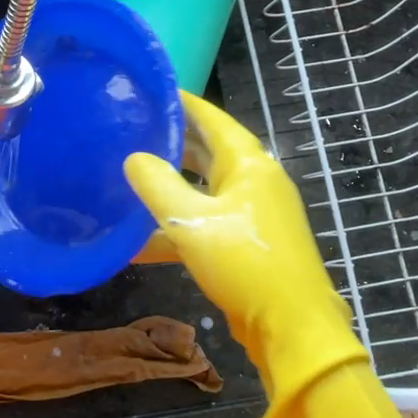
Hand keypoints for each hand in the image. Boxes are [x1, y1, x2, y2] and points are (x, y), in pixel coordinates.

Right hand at [124, 91, 350, 372]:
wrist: (291, 327)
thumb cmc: (245, 264)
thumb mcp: (191, 222)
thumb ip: (156, 186)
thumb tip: (132, 158)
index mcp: (249, 166)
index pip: (212, 119)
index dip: (182, 102)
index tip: (148, 90)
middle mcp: (255, 182)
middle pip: (208, 150)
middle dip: (170, 141)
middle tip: (129, 130)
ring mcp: (253, 214)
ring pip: (203, 188)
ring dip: (169, 185)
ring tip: (127, 177)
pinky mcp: (246, 243)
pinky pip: (205, 221)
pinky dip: (176, 225)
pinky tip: (138, 240)